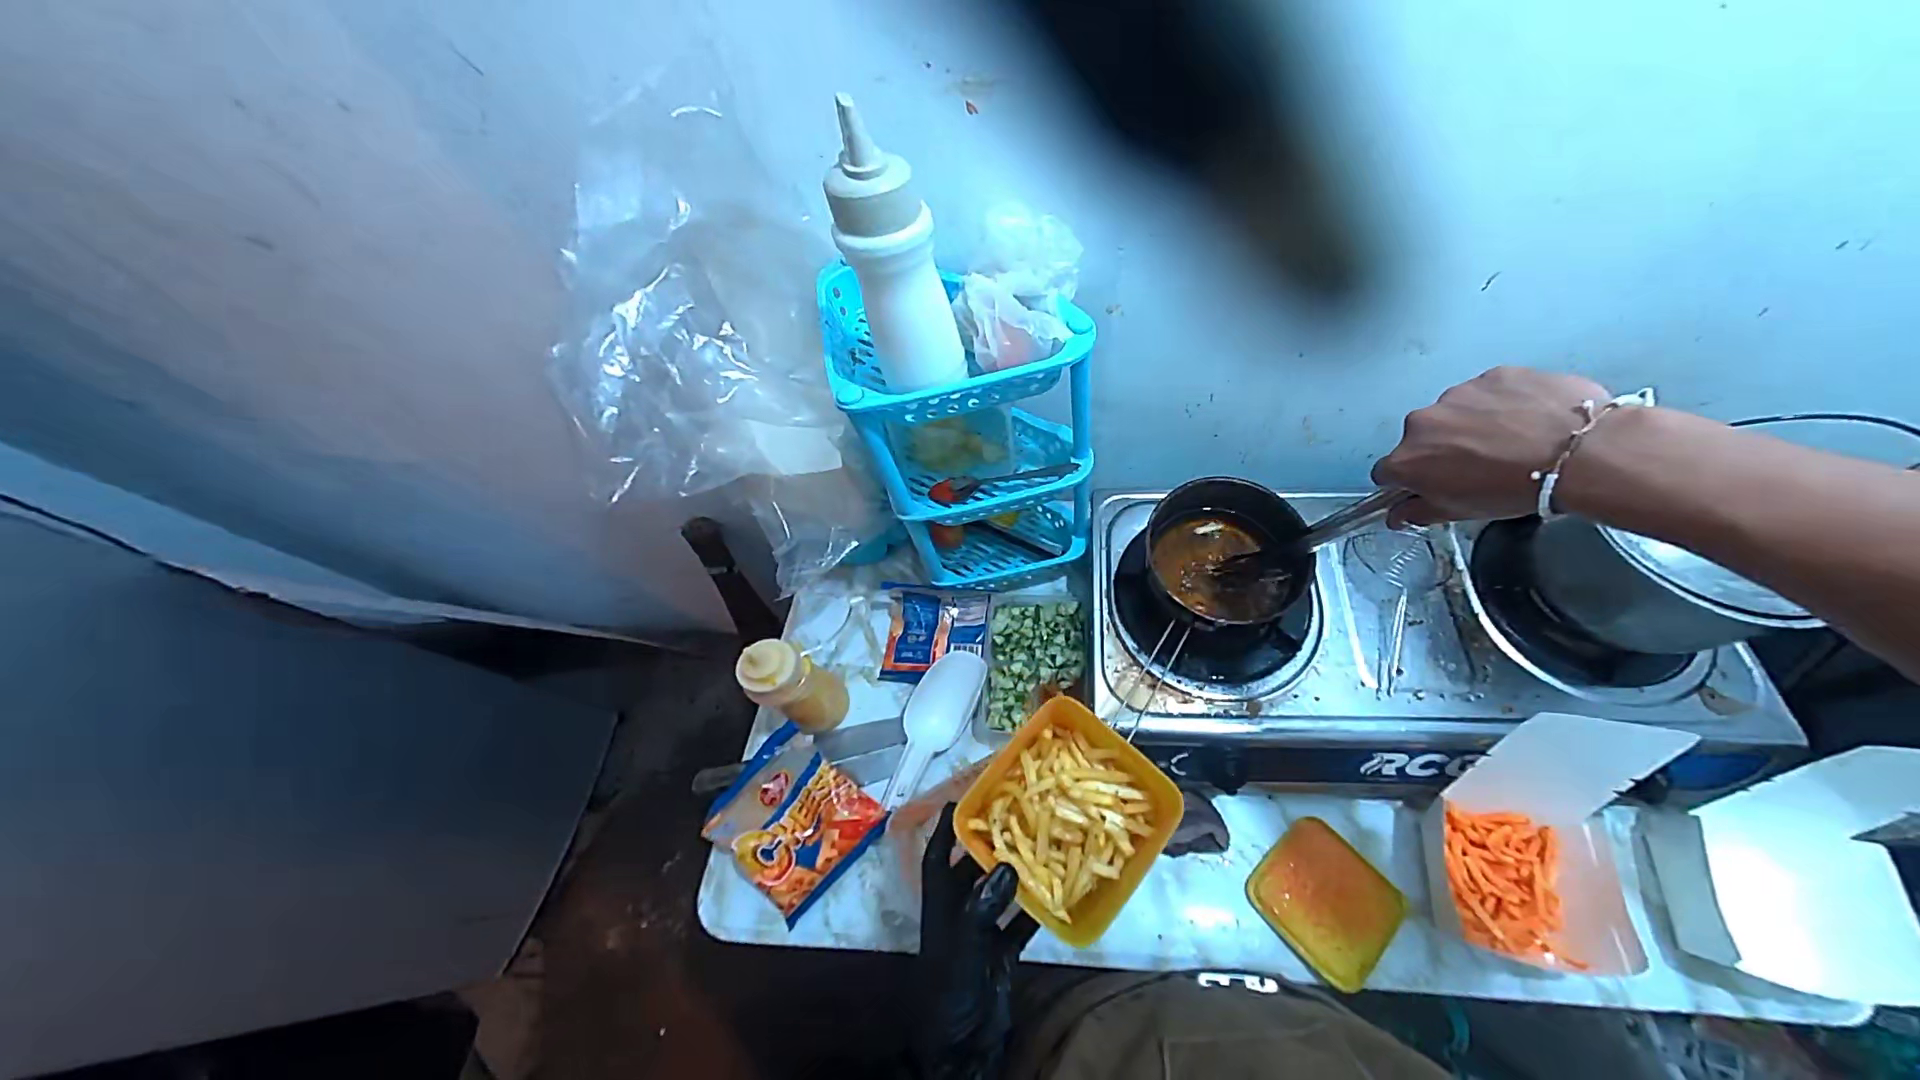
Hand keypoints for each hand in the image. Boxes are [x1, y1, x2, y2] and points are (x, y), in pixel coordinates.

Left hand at [913, 803, 1039, 1079]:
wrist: (958, 1047)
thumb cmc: (950, 989)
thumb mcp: (963, 943)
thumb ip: (982, 905)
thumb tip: (1006, 865)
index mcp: (941, 904)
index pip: (939, 855)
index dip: (945, 828)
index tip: (959, 801)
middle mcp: (959, 912)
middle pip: (973, 869)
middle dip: (990, 845)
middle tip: (1015, 819)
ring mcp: (980, 933)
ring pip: (999, 893)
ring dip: (1016, 875)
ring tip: (1040, 847)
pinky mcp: (1000, 953)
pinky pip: (1019, 924)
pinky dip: (1034, 911)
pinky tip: (1055, 896)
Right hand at [1371, 366, 1609, 527]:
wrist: (1581, 453)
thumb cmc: (1517, 488)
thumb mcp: (1461, 512)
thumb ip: (1418, 511)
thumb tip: (1398, 514)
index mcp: (1406, 460)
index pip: (1388, 471)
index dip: (1406, 480)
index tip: (1427, 484)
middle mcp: (1421, 423)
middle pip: (1420, 437)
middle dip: (1440, 448)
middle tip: (1477, 463)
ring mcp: (1457, 395)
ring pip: (1454, 411)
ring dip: (1470, 423)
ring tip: (1509, 439)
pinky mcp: (1494, 375)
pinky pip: (1489, 391)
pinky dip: (1501, 403)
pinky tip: (1527, 419)